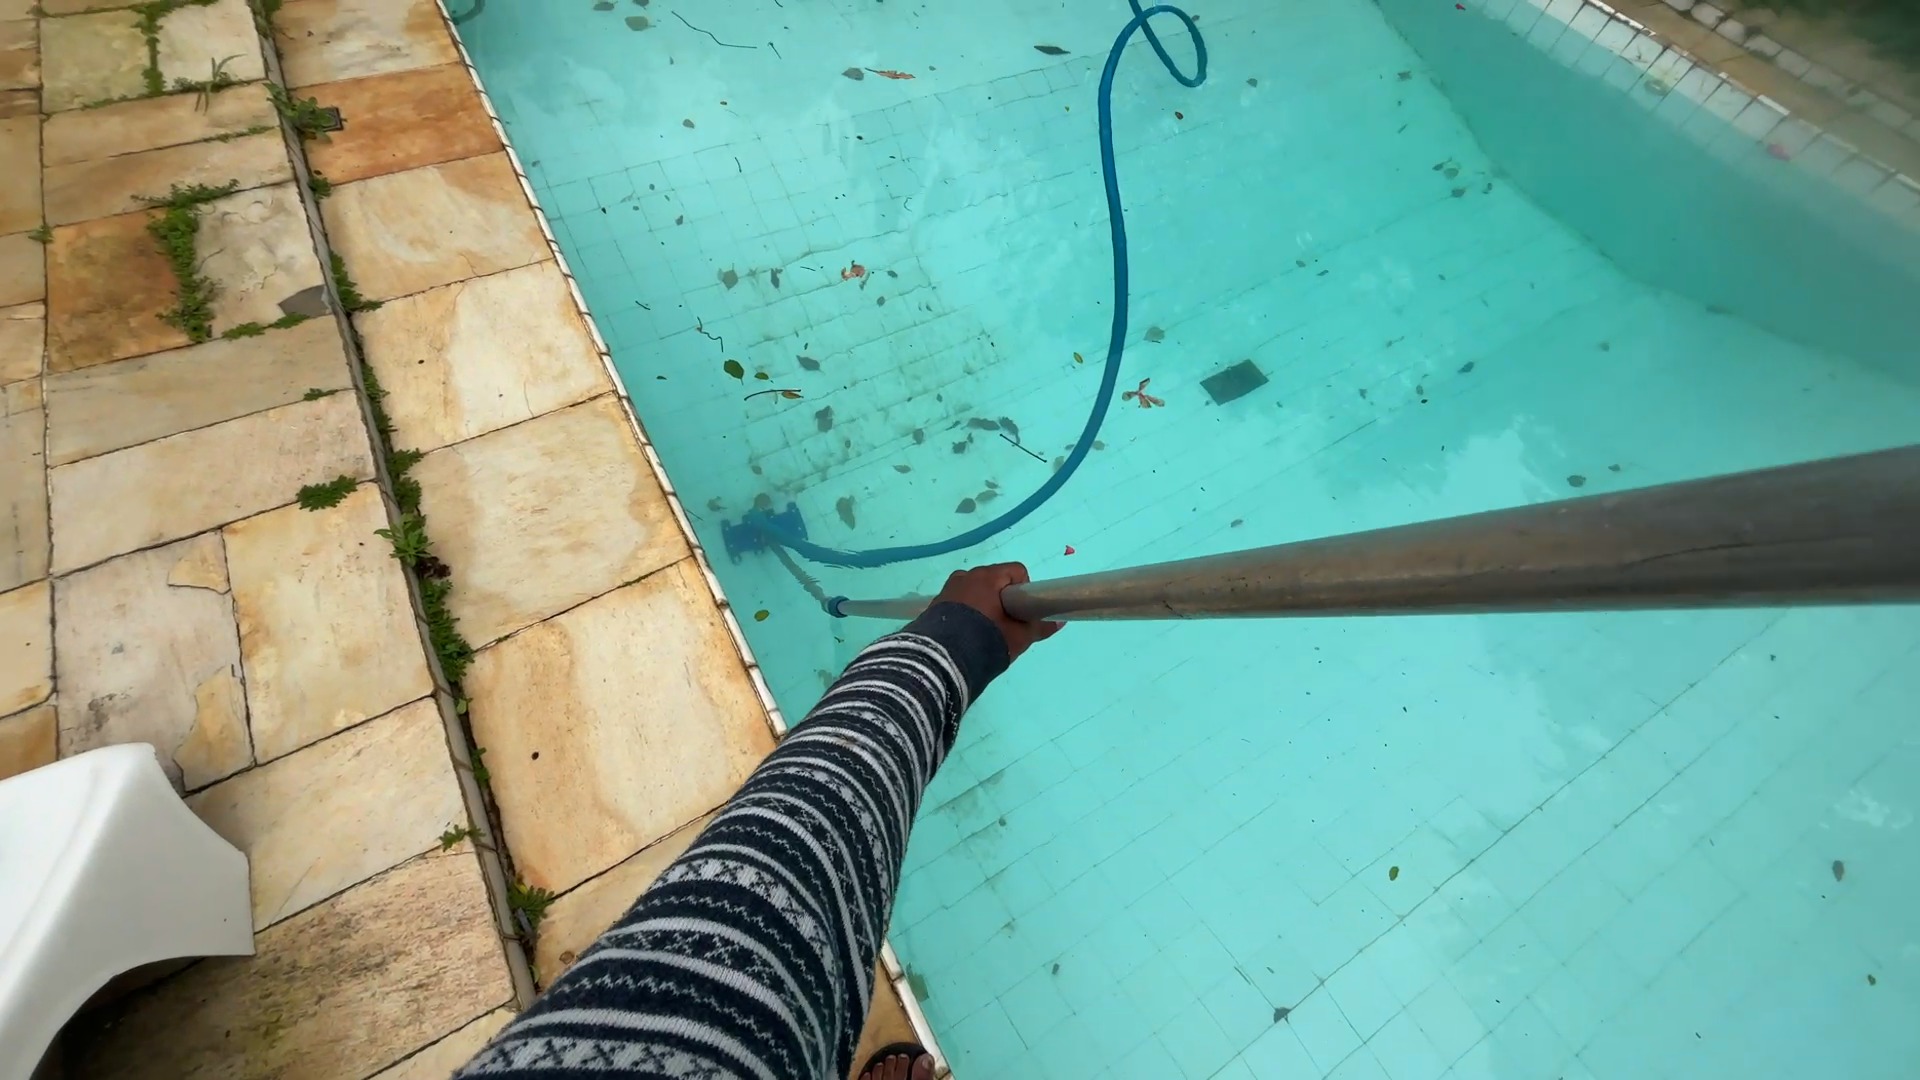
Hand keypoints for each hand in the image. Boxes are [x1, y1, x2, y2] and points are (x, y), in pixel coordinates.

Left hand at [932, 563, 1061, 660]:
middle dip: (1002, 598)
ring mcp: (949, 587)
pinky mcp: (936, 602)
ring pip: (975, 590)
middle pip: (994, 580)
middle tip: (1004, 624)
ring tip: (982, 630)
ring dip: (982, 604)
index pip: (1016, 572)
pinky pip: (958, 600)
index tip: (1021, 612)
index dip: (1024, 590)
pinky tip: (965, 632)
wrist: (943, 659)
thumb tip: (1058, 622)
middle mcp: (967, 575)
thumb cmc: (986, 641)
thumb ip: (1039, 627)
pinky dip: (965, 611)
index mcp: (988, 577)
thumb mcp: (1018, 637)